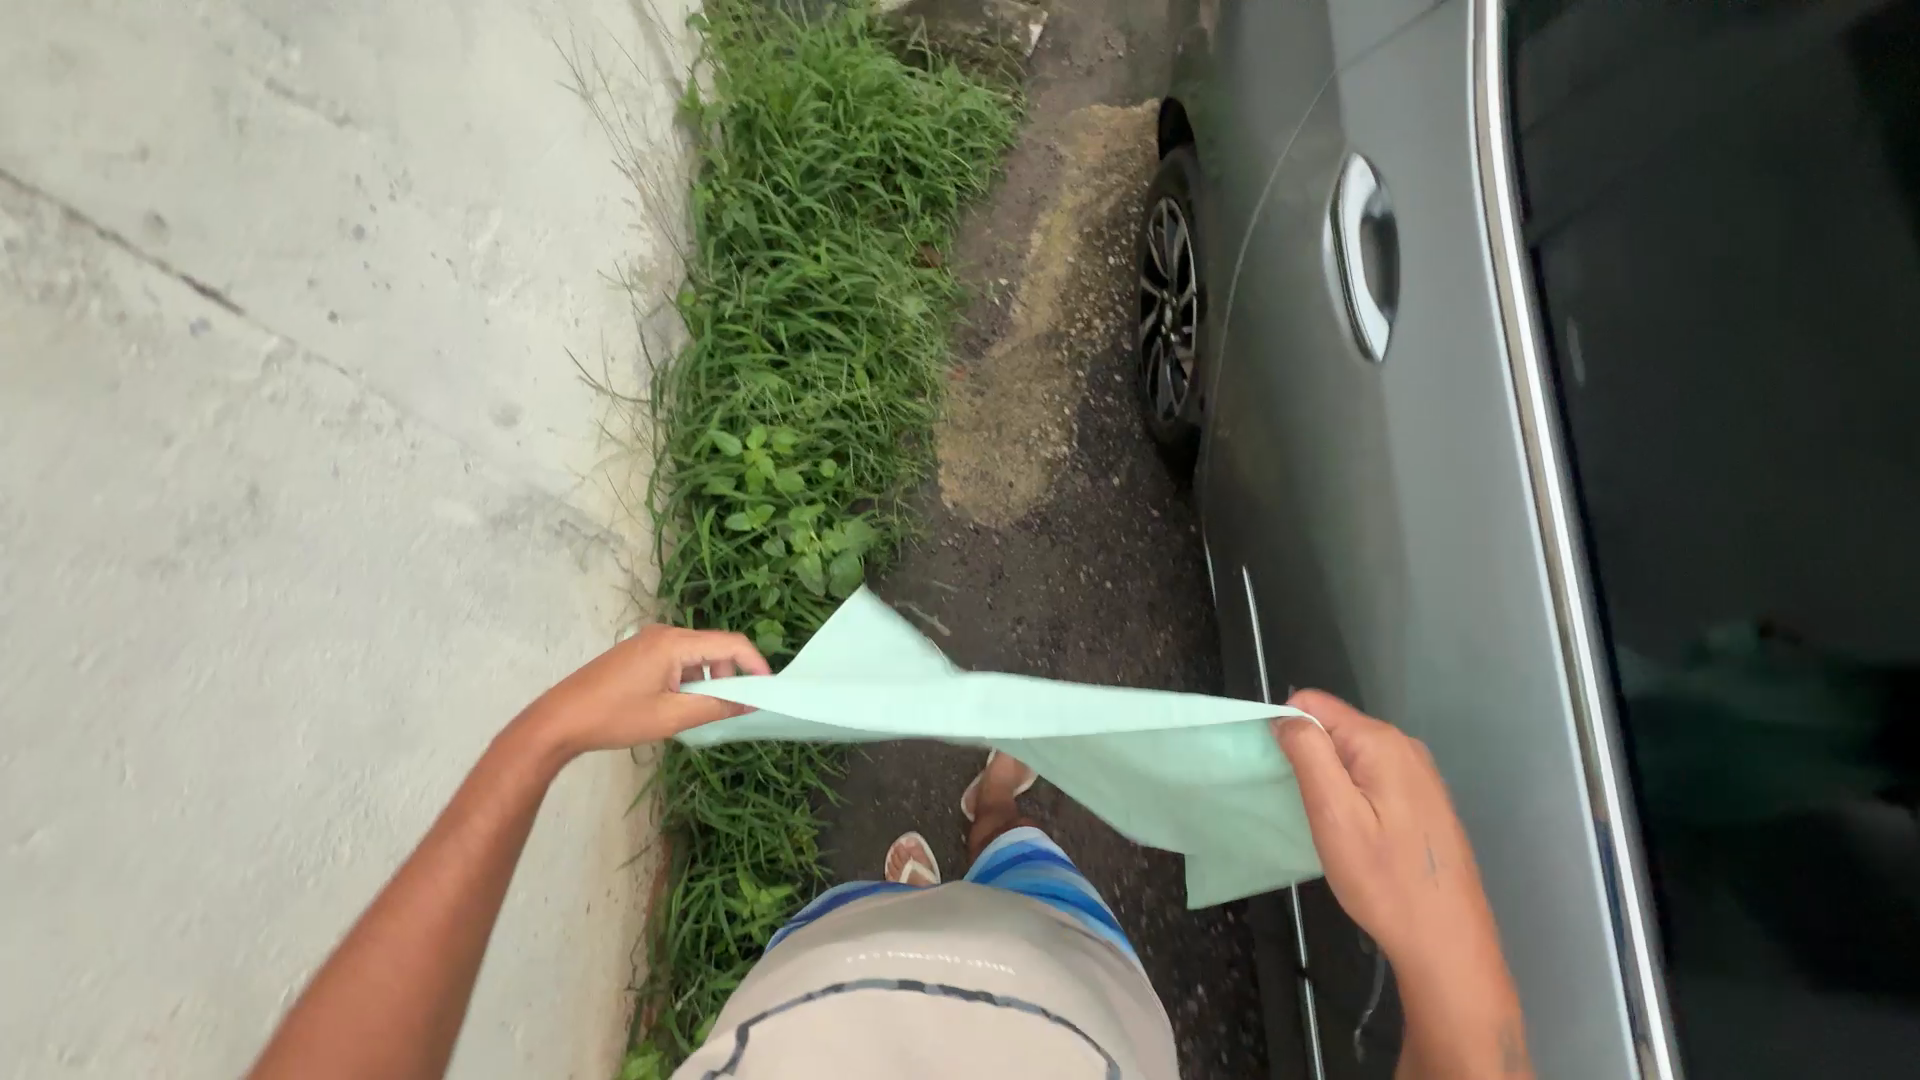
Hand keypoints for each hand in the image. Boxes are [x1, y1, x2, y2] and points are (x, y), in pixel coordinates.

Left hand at [523, 625, 769, 757]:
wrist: (558, 721)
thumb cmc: (615, 717)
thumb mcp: (672, 717)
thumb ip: (716, 706)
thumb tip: (751, 702)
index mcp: (675, 642)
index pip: (731, 644)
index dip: (755, 665)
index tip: (768, 689)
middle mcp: (665, 633)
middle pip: (715, 647)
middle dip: (729, 676)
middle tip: (729, 708)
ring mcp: (650, 641)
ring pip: (697, 655)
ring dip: (707, 680)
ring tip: (694, 711)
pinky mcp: (639, 652)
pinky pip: (678, 659)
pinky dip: (688, 679)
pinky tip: (674, 704)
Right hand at [1271, 690, 1502, 978]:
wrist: (1448, 943)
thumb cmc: (1384, 879)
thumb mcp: (1333, 814)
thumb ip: (1308, 753)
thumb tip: (1285, 715)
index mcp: (1380, 742)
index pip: (1312, 702)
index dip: (1286, 730)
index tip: (1284, 775)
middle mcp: (1404, 746)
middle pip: (1333, 725)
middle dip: (1309, 756)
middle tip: (1309, 807)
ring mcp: (1419, 772)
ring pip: (1351, 751)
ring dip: (1330, 777)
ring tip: (1332, 824)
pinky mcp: (1423, 797)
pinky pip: (1372, 773)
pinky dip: (1353, 792)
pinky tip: (1359, 833)